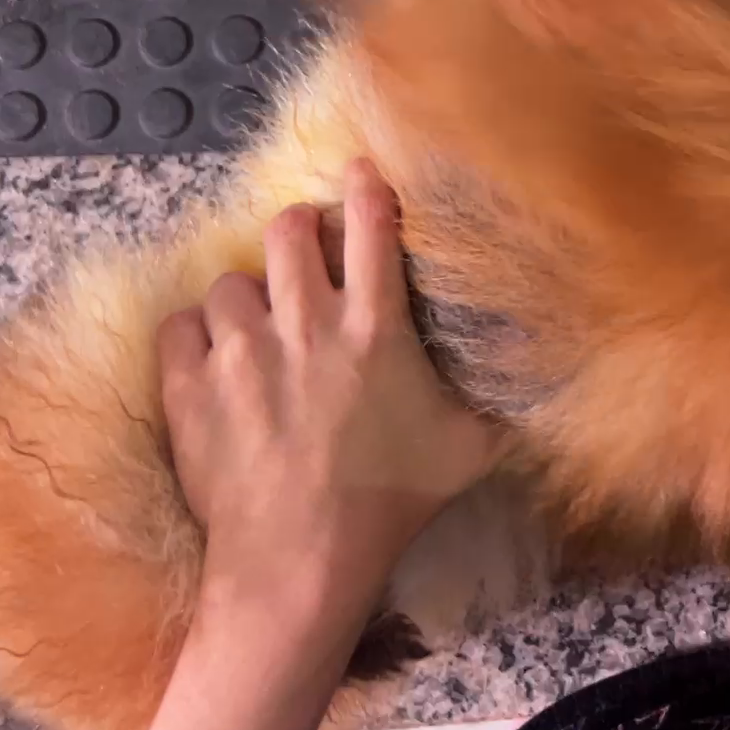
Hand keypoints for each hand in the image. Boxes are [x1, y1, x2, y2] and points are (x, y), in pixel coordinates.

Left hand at [158, 158, 502, 617]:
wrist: (301, 559)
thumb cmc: (395, 493)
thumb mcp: (474, 444)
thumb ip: (507, 401)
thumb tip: (548, 378)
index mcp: (376, 326)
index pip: (371, 228)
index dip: (368, 188)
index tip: (362, 171)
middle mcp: (305, 322)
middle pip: (288, 230)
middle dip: (301, 227)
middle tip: (311, 249)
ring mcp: (240, 352)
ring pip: (230, 280)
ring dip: (252, 292)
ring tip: (263, 321)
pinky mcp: (188, 387)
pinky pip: (181, 325)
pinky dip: (199, 332)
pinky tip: (218, 355)